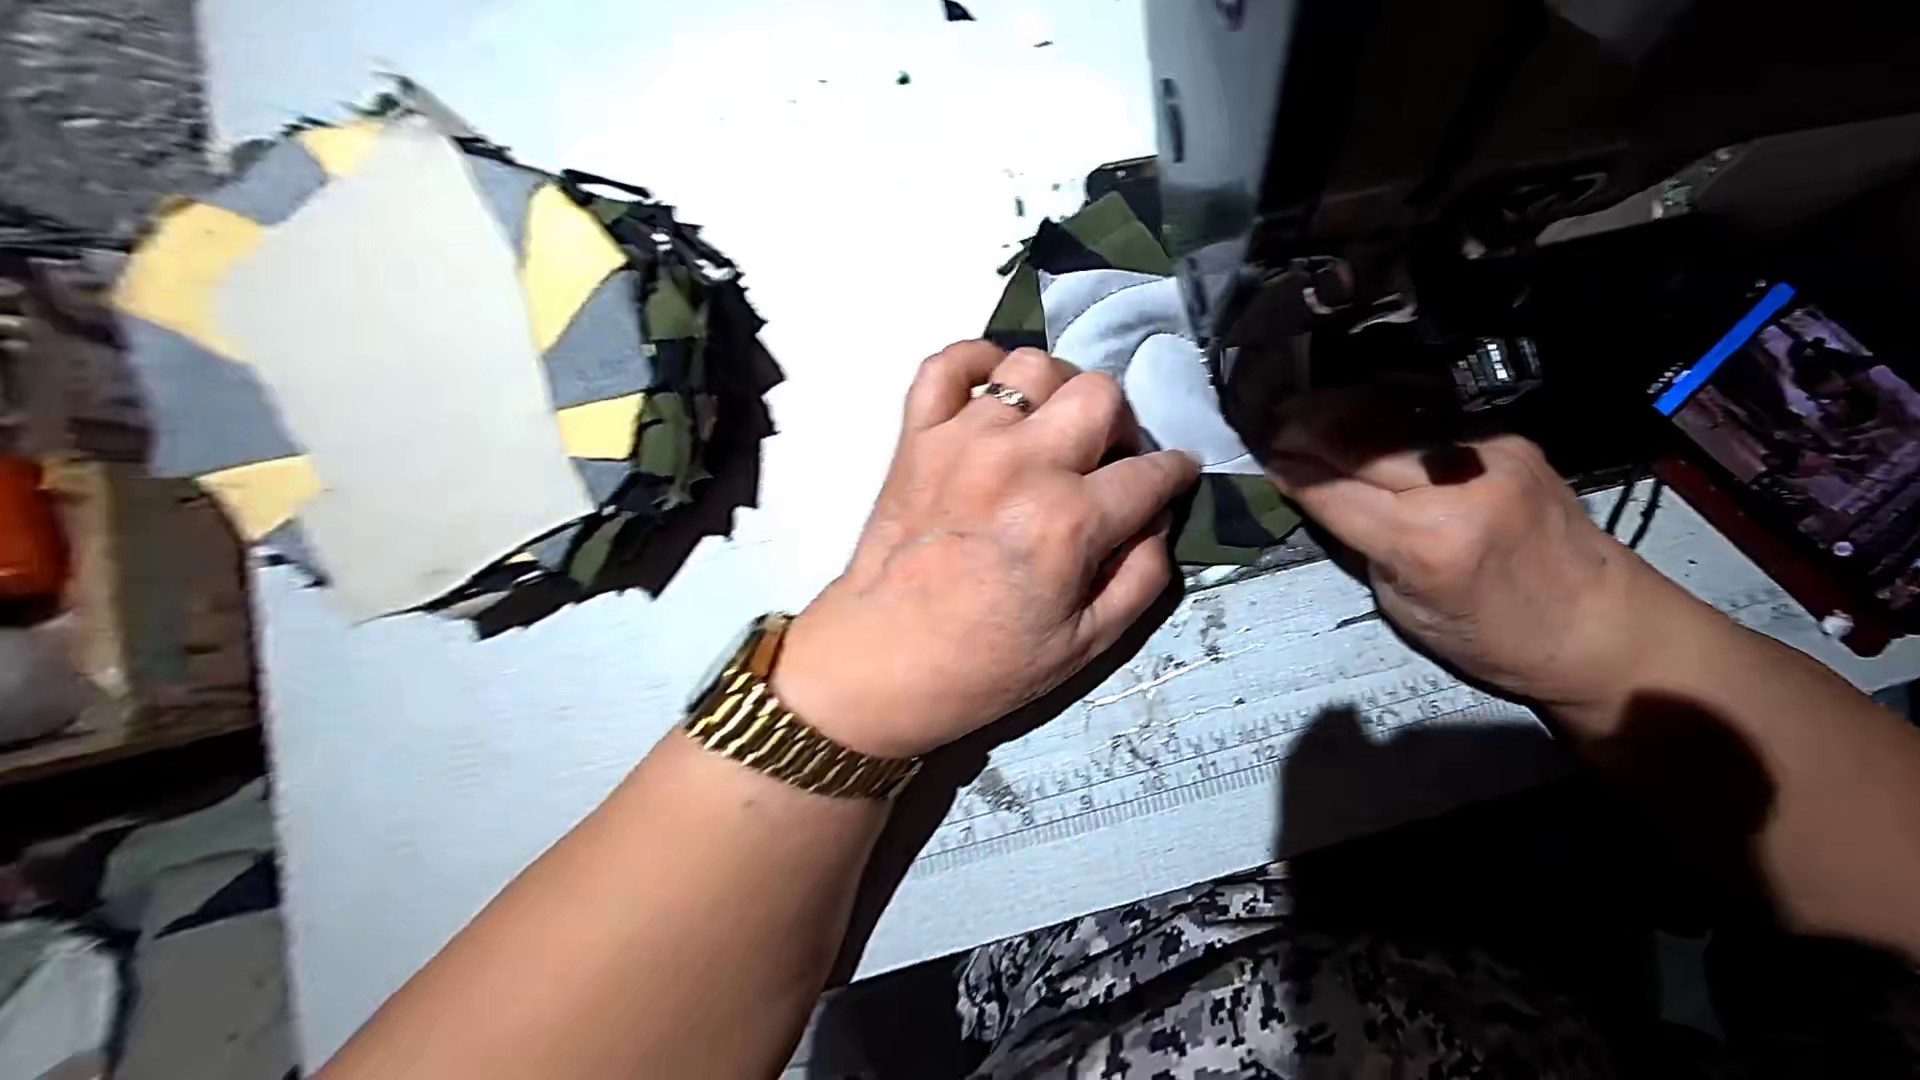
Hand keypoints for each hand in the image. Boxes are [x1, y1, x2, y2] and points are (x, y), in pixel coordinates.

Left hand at [772, 342, 1198, 759]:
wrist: (883, 660)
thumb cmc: (985, 664)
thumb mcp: (1087, 643)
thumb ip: (1142, 576)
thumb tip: (1156, 517)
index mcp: (1070, 521)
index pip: (1151, 472)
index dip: (1174, 472)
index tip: (1172, 474)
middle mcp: (1022, 464)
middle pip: (1100, 394)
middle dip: (1119, 425)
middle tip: (1104, 460)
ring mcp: (963, 442)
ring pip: (1031, 368)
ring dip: (1057, 392)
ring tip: (1050, 429)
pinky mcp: (917, 437)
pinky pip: (945, 365)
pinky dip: (973, 363)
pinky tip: (991, 392)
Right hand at [1262, 389, 1690, 717]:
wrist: (1598, 625)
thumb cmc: (1487, 634)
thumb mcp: (1398, 602)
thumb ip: (1355, 539)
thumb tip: (1312, 492)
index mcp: (1423, 542)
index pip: (1332, 491)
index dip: (1290, 471)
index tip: (1260, 457)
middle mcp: (1456, 486)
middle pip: (1358, 443)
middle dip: (1304, 429)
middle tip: (1268, 421)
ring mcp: (1488, 454)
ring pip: (1391, 416)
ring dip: (1337, 407)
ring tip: (1299, 406)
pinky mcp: (1507, 438)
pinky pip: (1425, 415)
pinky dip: (1378, 408)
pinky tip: (1353, 405)